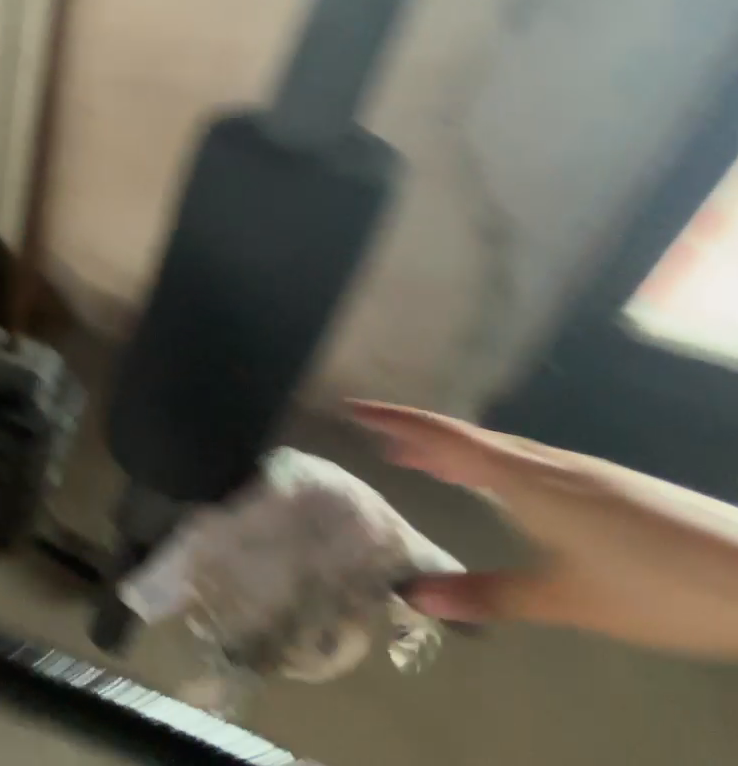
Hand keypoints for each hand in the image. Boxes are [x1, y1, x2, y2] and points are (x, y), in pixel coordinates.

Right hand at [353, 400, 737, 659]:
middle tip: (383, 445)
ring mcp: (587, 475)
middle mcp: (548, 466)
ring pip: (504, 453)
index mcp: (524, 481)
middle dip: (422, 440)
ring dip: (460, 454)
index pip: (443, 437)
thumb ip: (487, 596)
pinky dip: (495, 467)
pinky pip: (531, 465)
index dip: (394, 420)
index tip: (351, 407)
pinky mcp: (616, 489)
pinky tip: (507, 492)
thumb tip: (410, 595)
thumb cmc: (660, 586)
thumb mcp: (567, 602)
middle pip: (471, 440)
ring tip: (431, 466)